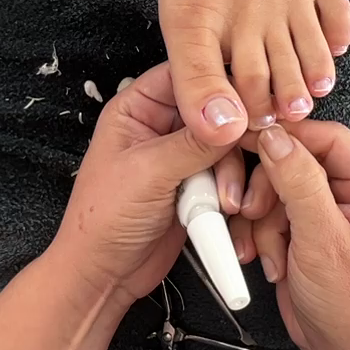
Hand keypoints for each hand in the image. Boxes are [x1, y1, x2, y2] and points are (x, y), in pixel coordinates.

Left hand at [48, 64, 243, 304]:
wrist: (105, 275)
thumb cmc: (103, 220)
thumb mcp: (148, 173)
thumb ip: (192, 143)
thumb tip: (234, 116)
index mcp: (137, 108)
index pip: (184, 74)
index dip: (216, 84)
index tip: (247, 100)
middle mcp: (161, 126)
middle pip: (214, 110)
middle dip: (230, 137)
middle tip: (240, 157)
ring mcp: (181, 156)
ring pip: (227, 145)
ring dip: (231, 172)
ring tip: (223, 201)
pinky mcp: (198, 185)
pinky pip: (229, 175)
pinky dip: (233, 189)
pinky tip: (227, 208)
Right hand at [238, 121, 349, 349]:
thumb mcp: (325, 244)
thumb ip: (299, 184)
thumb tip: (273, 135)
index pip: (329, 139)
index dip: (287, 137)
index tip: (247, 138)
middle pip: (295, 159)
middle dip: (268, 190)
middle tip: (250, 212)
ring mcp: (328, 208)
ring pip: (275, 185)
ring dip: (261, 219)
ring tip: (265, 254)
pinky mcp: (304, 225)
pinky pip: (268, 209)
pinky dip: (259, 233)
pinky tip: (263, 260)